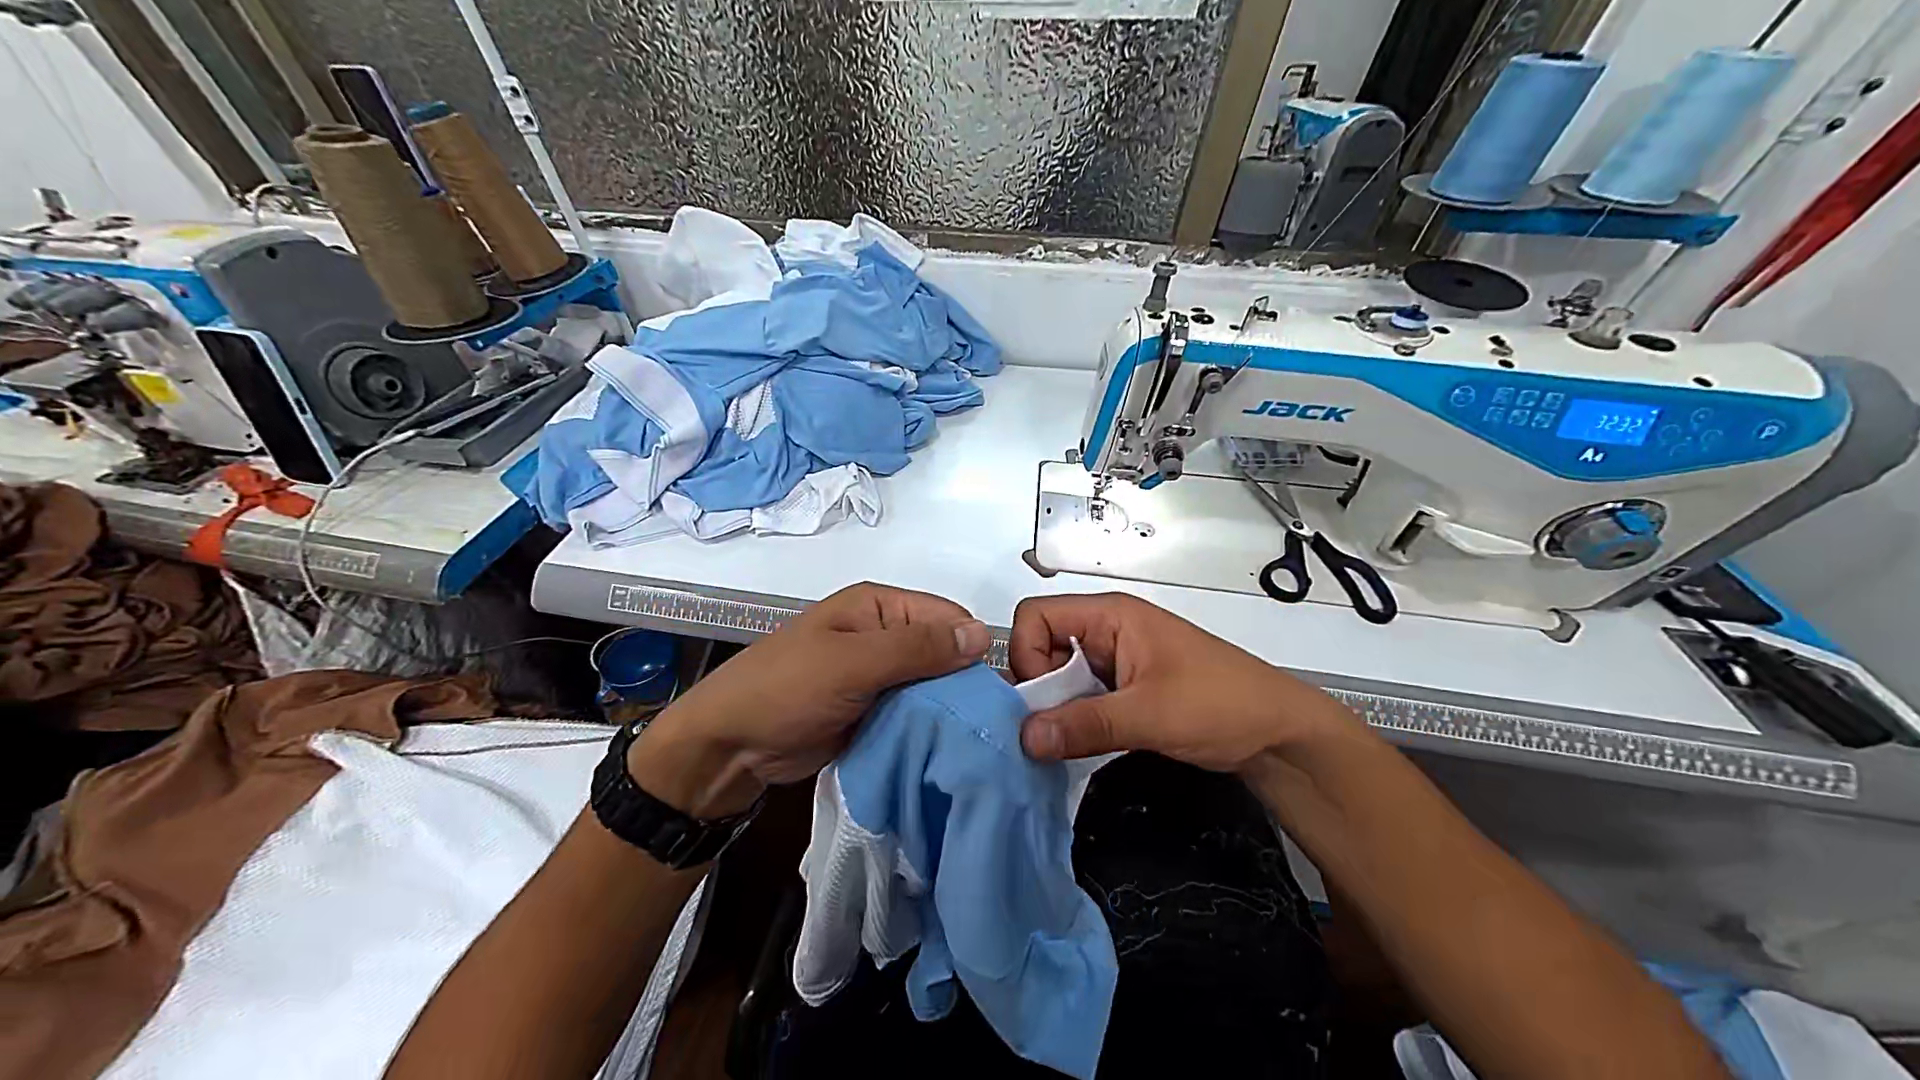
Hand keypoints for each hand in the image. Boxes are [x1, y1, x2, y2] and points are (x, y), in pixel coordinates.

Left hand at [627, 583, 991, 818]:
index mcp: (878, 607)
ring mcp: (878, 677)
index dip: (972, 650)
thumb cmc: (785, 690)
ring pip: (933, 689)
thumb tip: (983, 634)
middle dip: (965, 685)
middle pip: (944, 655)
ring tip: (981, 743)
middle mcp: (883, 636)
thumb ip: (916, 648)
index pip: (946, 618)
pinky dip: (930, 731)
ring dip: (950, 712)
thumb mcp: (852, 663)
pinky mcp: (874, 712)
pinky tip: (952, 752)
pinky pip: (914, 717)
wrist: (729, 747)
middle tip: (994, 727)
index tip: (997, 693)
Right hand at [1009, 593, 1354, 771]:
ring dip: (1056, 709)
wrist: (1279, 736)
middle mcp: (1105, 632)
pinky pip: (1078, 699)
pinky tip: (1081, 744)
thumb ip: (1084, 724)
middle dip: (1038, 688)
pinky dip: (1073, 721)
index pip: (1036, 617)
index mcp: (1110, 615)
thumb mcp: (1150, 713)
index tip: (1040, 699)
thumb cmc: (1225, 704)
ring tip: (1067, 741)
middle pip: (1040, 648)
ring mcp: (1114, 662)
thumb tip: (1026, 737)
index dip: (1026, 654)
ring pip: (1058, 678)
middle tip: (1049, 729)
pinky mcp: (1122, 691)